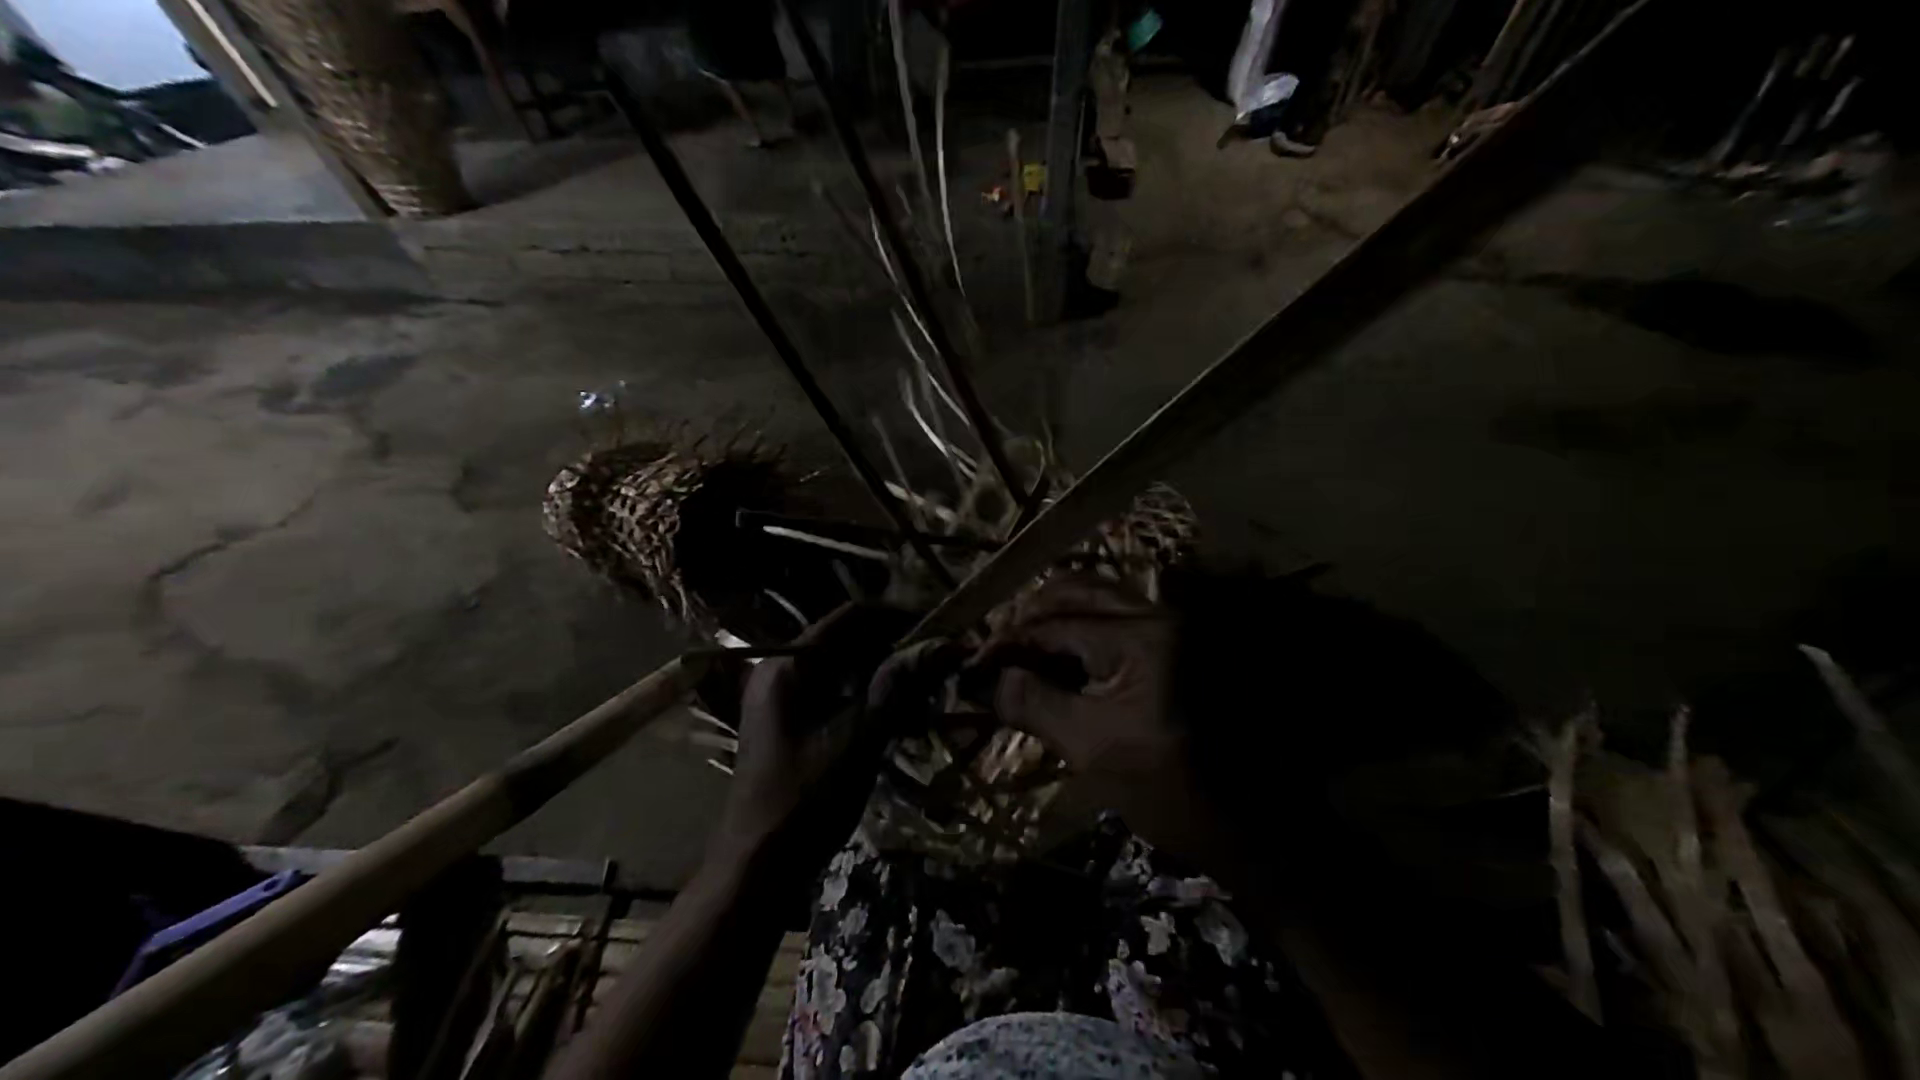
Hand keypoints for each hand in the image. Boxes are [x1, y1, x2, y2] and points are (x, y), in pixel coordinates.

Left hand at [716, 605, 957, 880]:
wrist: (757, 868)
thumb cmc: (805, 800)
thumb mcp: (859, 739)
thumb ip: (898, 686)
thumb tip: (942, 644)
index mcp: (789, 664)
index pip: (852, 616)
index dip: (900, 617)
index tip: (940, 628)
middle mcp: (783, 670)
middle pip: (849, 640)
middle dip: (897, 649)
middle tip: (940, 665)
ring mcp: (785, 697)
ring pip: (847, 668)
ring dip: (888, 676)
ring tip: (927, 693)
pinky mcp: (793, 722)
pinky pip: (838, 693)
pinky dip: (871, 699)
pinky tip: (902, 718)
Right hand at [980, 576, 1181, 777]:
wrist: (1233, 811)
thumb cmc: (1163, 782)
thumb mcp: (1091, 745)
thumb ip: (1035, 704)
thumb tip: (989, 678)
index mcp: (1139, 638)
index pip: (1056, 625)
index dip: (1009, 642)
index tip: (976, 663)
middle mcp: (1155, 616)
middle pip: (1078, 590)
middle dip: (1031, 614)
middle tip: (999, 644)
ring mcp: (1164, 626)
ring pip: (1096, 597)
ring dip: (1053, 614)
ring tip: (1022, 644)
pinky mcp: (1165, 642)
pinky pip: (1111, 616)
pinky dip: (1077, 625)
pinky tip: (1056, 652)